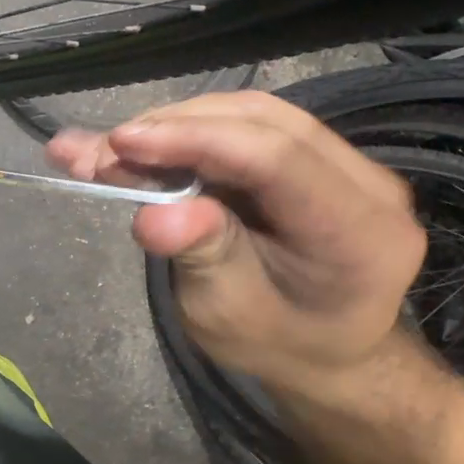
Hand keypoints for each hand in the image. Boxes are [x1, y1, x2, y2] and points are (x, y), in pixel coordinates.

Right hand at [47, 92, 426, 396]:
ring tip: (107, 153)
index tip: (118, 144)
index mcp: (356, 232)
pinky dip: (184, 131)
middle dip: (171, 128)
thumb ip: (201, 257)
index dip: (193, 140)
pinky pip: (246, 124)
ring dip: (171, 125)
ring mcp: (343, 164)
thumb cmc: (273, 341)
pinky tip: (134, 145)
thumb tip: (154, 215)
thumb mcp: (228, 314)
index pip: (275, 157)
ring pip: (249, 113)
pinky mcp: (313, 156)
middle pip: (260, 121)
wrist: (324, 351)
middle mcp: (364, 184)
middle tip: (98, 155)